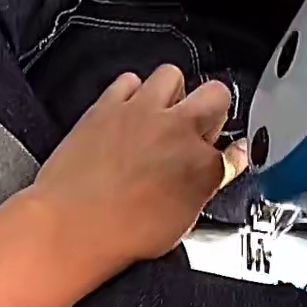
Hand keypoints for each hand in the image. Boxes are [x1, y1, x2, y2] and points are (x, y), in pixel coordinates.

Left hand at [22, 64, 250, 278]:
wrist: (72, 225)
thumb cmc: (121, 232)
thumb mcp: (180, 222)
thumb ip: (204, 188)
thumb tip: (212, 174)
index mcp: (203, 165)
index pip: (234, 148)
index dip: (229, 152)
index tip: (223, 154)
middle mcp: (177, 131)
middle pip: (216, 94)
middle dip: (212, 109)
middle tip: (196, 129)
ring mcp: (142, 113)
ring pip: (172, 75)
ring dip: (173, 93)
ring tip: (162, 116)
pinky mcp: (108, 106)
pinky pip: (129, 80)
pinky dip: (132, 92)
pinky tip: (129, 113)